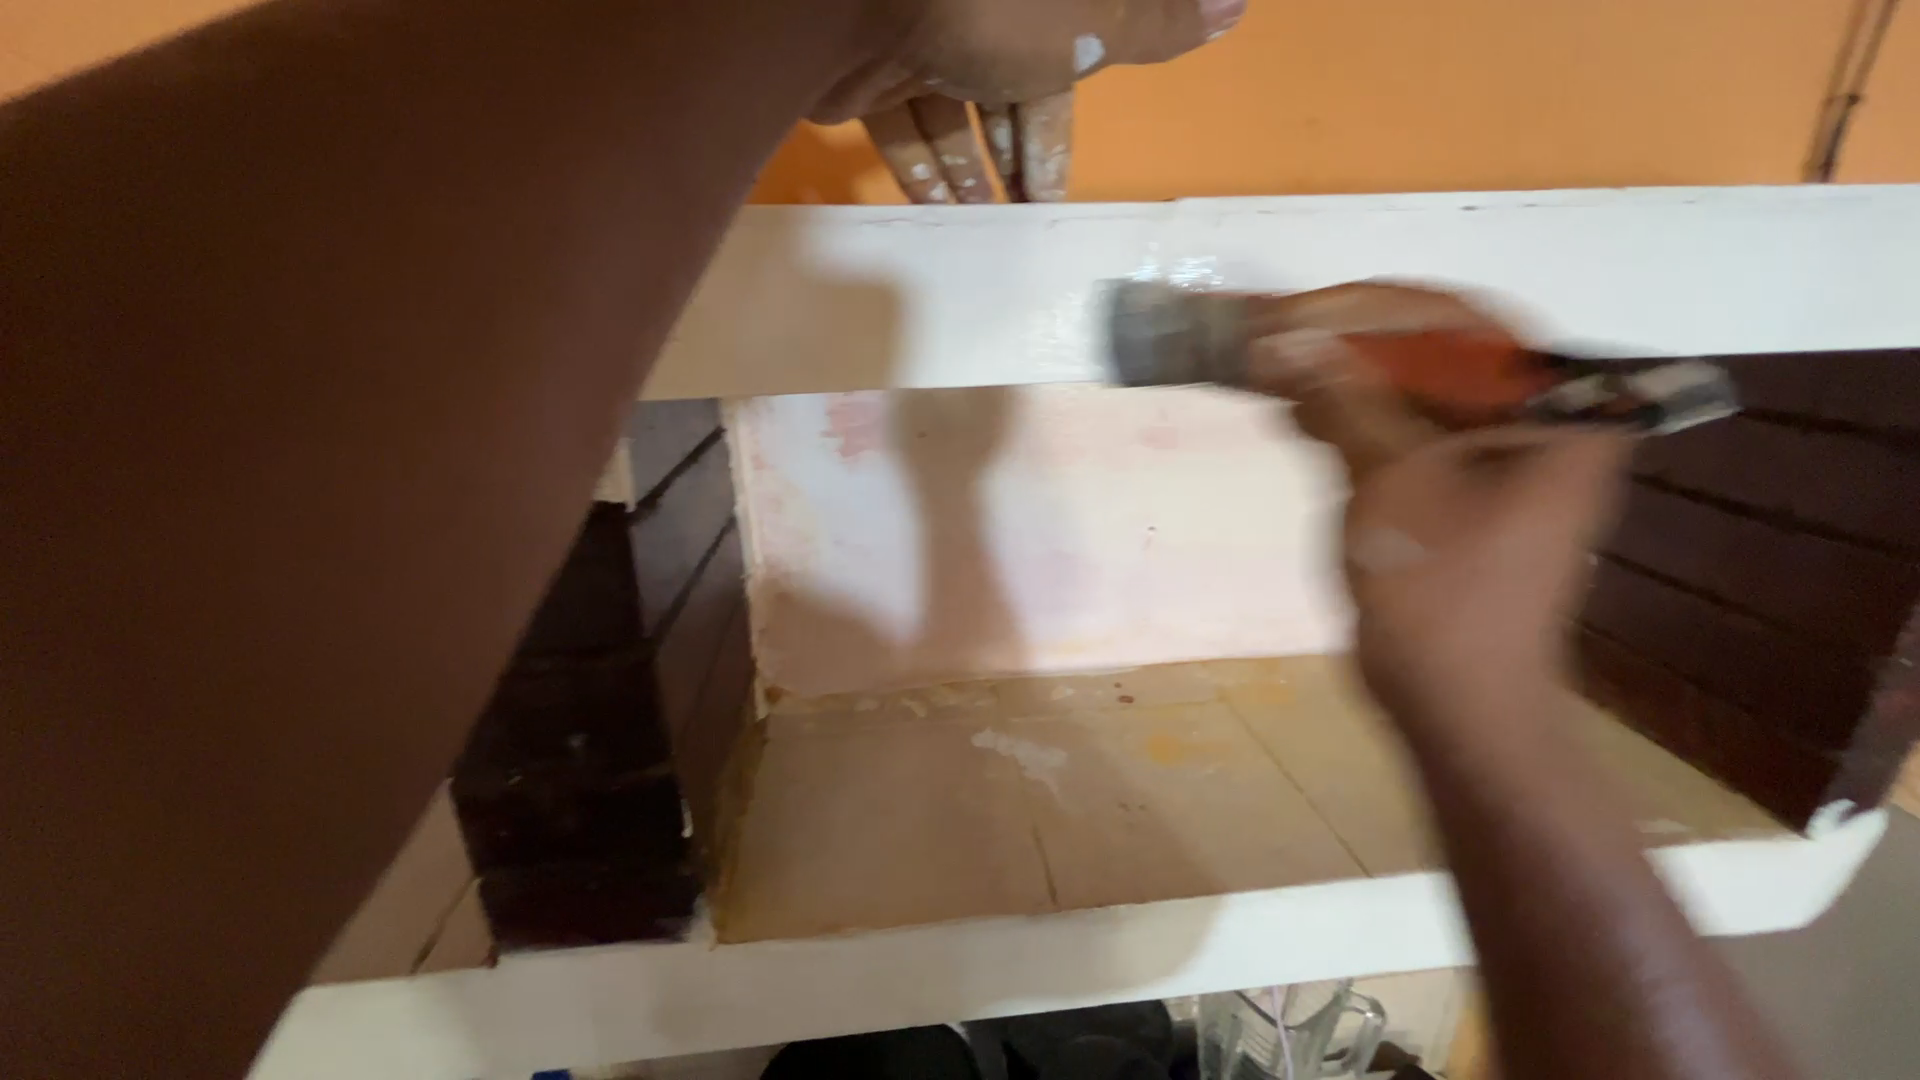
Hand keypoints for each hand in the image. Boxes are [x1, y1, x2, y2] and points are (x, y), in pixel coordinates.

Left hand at [821, 0, 1246, 201]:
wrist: (851, 4)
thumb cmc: (988, 7)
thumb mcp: (1090, 16)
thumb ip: (1154, 21)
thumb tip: (1237, 6)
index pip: (1061, 60)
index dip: (1053, 135)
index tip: (1049, 196)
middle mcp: (977, 8)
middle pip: (1003, 94)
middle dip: (1011, 163)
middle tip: (1019, 225)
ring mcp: (917, 32)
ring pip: (948, 114)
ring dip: (967, 175)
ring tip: (979, 229)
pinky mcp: (868, 63)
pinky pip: (900, 122)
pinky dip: (918, 167)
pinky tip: (935, 213)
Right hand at [1244, 290, 1631, 721]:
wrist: (1457, 701)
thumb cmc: (1439, 592)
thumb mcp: (1391, 480)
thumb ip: (1346, 399)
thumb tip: (1290, 340)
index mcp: (1555, 409)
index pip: (1463, 323)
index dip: (1373, 309)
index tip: (1298, 314)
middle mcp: (1536, 423)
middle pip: (1436, 355)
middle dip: (1347, 344)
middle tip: (1275, 337)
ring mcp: (1495, 462)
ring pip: (1411, 396)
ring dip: (1340, 382)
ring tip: (1270, 370)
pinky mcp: (1457, 495)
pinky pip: (1401, 437)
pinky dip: (1347, 423)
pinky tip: (1293, 415)